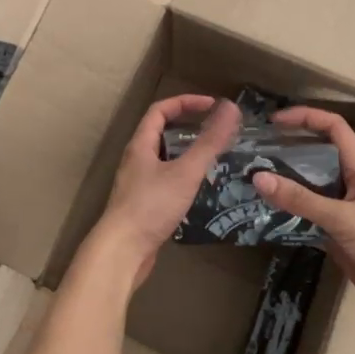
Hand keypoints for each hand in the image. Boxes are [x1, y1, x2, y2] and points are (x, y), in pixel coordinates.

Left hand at [90, 95, 240, 283]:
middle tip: (217, 132)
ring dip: (188, 154)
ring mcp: (138, 183)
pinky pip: (166, 180)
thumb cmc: (151, 207)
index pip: (160, 110)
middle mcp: (136, 159)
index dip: (186, 102)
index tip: (213, 105)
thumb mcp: (185, 172)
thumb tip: (231, 108)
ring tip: (216, 159)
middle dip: (189, 127)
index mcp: (140, 145)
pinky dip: (184, 177)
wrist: (123, 251)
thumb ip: (208, 142)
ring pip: (165, 159)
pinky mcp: (144, 204)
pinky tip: (201, 189)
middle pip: (161, 133)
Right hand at [251, 107, 354, 328]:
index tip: (274, 122)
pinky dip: (287, 214)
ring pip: (309, 189)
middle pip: (316, 157)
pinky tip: (263, 217)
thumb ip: (301, 200)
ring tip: (248, 184)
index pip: (334, 128)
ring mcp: (344, 211)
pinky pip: (307, 218)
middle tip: (251, 155)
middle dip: (286, 152)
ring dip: (283, 185)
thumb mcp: (344, 219)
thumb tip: (257, 177)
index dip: (306, 117)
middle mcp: (352, 184)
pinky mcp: (338, 236)